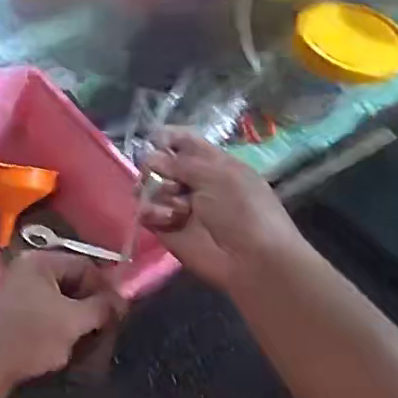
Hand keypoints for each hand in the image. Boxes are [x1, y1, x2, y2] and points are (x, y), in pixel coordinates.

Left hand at [0, 252, 125, 389]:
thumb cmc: (32, 337)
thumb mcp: (74, 321)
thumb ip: (102, 307)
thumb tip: (120, 303)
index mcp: (39, 261)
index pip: (85, 265)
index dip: (105, 288)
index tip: (118, 313)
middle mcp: (27, 268)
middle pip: (73, 280)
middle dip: (91, 303)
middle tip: (106, 326)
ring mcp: (18, 288)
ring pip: (61, 297)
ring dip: (78, 315)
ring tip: (89, 337)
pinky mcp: (14, 309)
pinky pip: (47, 308)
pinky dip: (61, 321)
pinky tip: (68, 340)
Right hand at [139, 129, 311, 293]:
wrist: (250, 260)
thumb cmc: (243, 210)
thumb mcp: (218, 175)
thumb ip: (181, 163)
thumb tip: (152, 159)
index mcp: (212, 163)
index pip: (183, 142)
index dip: (167, 137)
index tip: (154, 139)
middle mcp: (193, 181)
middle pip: (160, 163)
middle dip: (156, 166)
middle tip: (163, 175)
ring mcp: (178, 205)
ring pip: (149, 187)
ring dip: (155, 190)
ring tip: (171, 203)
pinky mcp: (166, 228)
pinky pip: (146, 212)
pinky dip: (152, 212)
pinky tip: (166, 219)